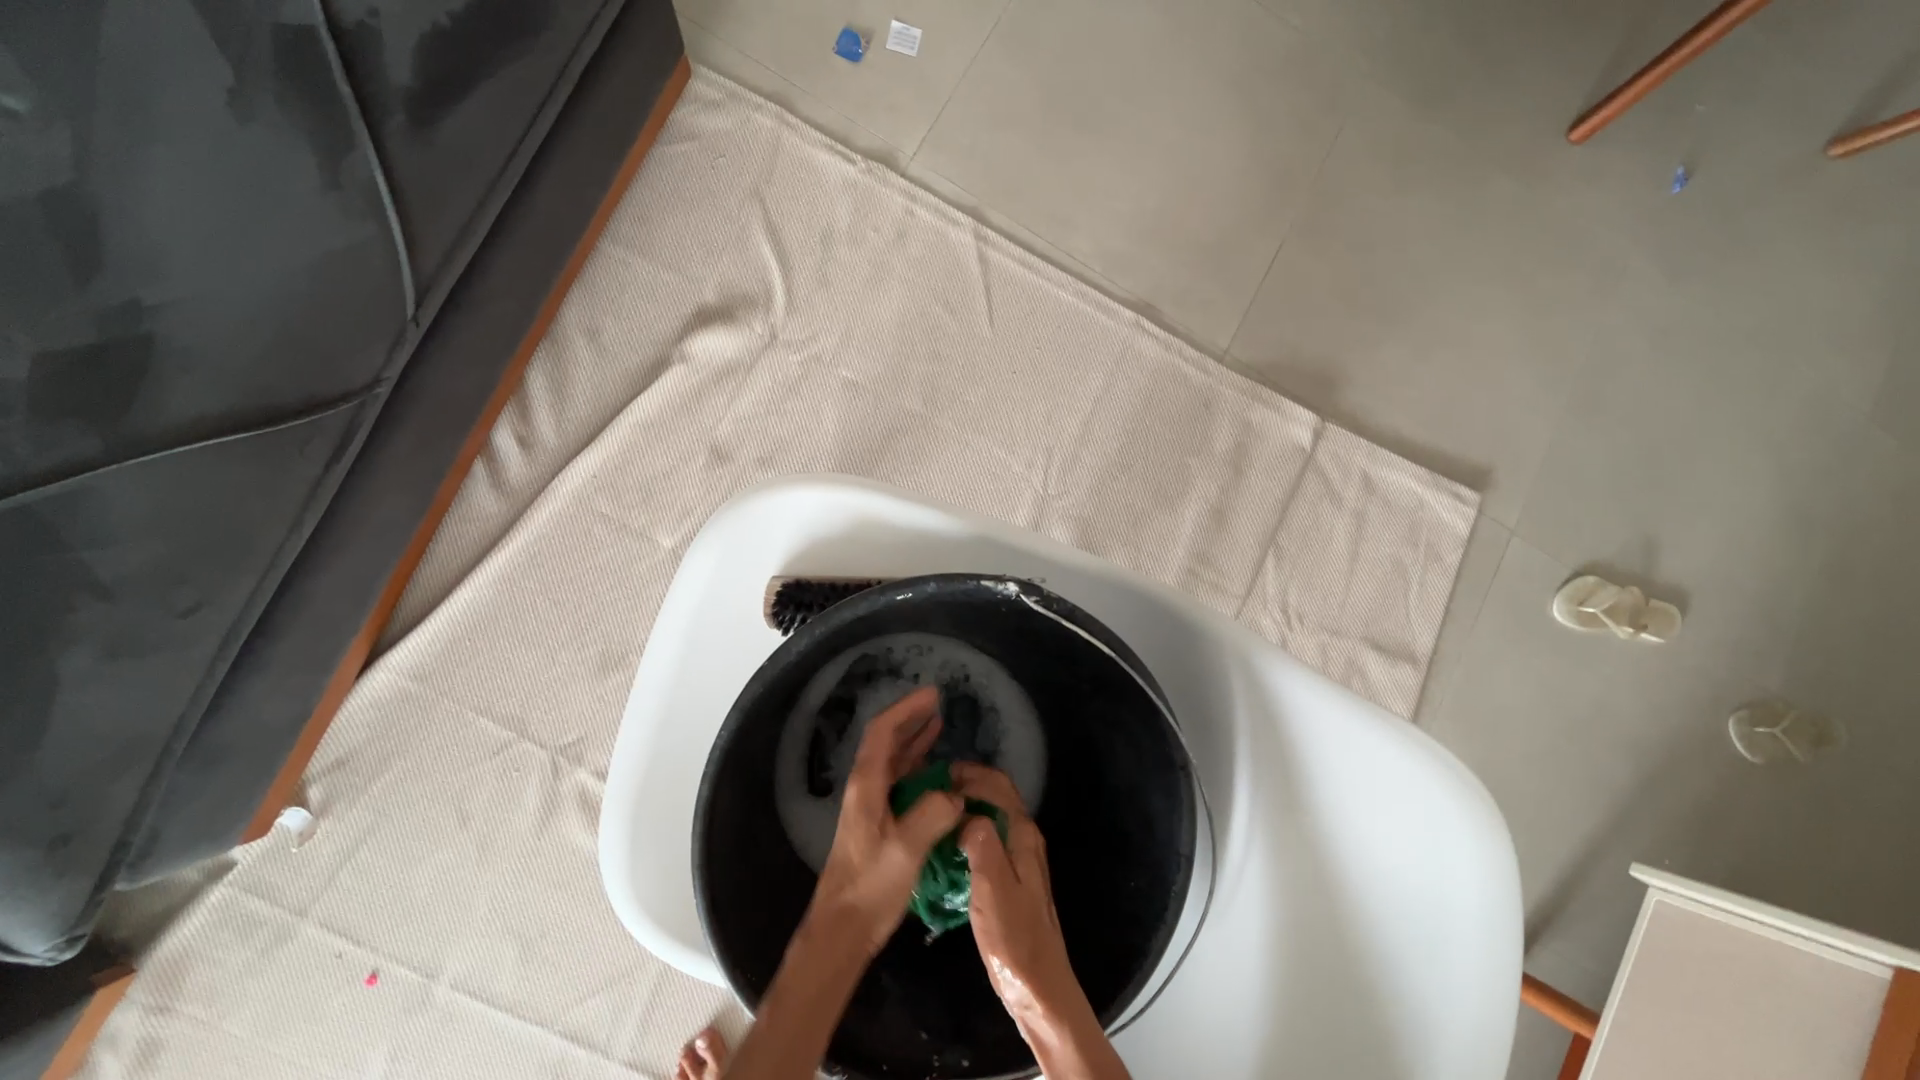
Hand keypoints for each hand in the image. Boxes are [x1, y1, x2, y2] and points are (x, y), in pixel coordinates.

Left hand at [807, 686, 964, 955]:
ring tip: (939, 728)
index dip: (907, 710)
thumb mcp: (906, 850)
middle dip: (911, 720)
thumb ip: (933, 814)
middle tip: (939, 704)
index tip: (933, 695)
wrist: (841, 931)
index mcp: (866, 787)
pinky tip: (935, 777)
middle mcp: (864, 791)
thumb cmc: (870, 888)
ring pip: (892, 764)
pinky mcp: (876, 828)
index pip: (883, 734)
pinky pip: (898, 786)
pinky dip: (917, 771)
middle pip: (885, 743)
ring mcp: (869, 809)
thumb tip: (954, 795)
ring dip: (914, 744)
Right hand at [952, 764, 1090, 1030]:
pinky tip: (942, 847)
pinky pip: (986, 841)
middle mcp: (1023, 838)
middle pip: (994, 795)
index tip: (929, 781)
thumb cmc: (1014, 938)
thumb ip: (981, 842)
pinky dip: (965, 833)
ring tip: (928, 815)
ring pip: (989, 817)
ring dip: (962, 809)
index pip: (995, 784)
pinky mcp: (1008, 878)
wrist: (1037, 985)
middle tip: (924, 793)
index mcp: (1021, 834)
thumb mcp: (993, 887)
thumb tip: (964, 812)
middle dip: (962, 786)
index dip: (964, 776)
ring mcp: (1018, 859)